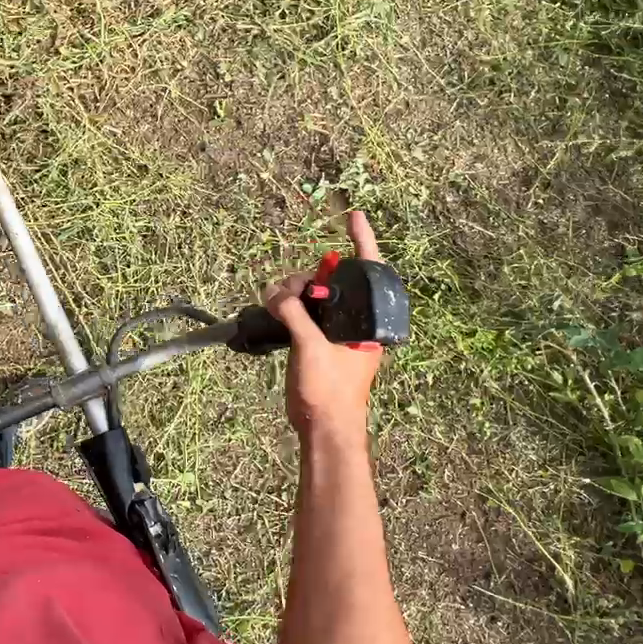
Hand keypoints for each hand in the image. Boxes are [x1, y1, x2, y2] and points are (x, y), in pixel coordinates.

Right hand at [265, 211, 385, 443]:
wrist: (323, 428)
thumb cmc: (330, 391)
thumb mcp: (312, 349)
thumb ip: (295, 316)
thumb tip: (275, 293)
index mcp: (367, 321)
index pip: (369, 272)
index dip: (361, 241)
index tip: (352, 215)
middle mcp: (353, 322)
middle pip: (330, 281)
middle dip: (306, 279)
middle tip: (286, 294)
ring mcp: (334, 332)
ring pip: (311, 297)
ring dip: (291, 295)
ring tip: (275, 306)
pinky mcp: (315, 343)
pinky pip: (300, 314)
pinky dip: (286, 309)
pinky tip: (273, 310)